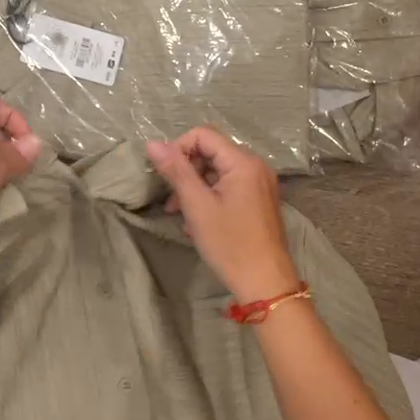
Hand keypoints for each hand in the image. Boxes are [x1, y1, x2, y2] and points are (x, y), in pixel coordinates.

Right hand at [146, 128, 299, 302]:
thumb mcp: (197, 206)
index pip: (203, 135)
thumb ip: (176, 171)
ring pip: (218, 171)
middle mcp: (256, 166)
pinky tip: (199, 222)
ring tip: (179, 214)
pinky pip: (229, 186)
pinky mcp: (260, 200)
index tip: (166, 176)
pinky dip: (210, 196)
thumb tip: (153, 143)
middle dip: (186, 171)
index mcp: (243, 162)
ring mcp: (260, 184)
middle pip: (211, 151)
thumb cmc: (230, 244)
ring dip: (195, 186)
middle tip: (171, 200)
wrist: (266, 284)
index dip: (179, 149)